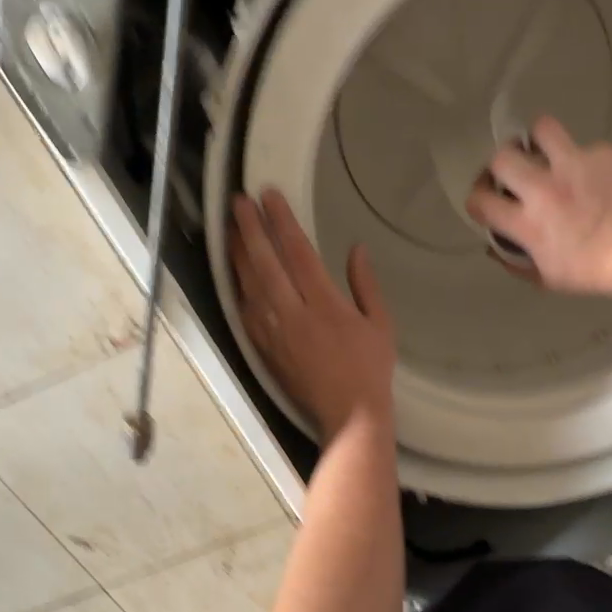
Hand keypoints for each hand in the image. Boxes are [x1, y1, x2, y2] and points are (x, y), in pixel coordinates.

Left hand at [231, 190, 396, 438]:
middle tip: (238, 202)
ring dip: (238, 253)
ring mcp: (275, 333)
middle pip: (264, 263)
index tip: (269, 195)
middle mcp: (294, 314)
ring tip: (231, 227)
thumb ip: (366, 285)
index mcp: (325, 305)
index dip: (281, 221)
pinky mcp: (264, 349)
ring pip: (249, 285)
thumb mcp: (380, 324)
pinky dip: (238, 286)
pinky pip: (246, 311)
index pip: (297, 252)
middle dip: (249, 229)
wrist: (349, 415)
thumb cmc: (370, 369)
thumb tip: (356, 249)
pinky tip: (235, 270)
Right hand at [465, 116, 611, 295]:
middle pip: (501, 158)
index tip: (483, 203)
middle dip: (499, 167)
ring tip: (543, 154)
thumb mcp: (547, 278)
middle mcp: (544, 188)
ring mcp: (574, 165)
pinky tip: (592, 178)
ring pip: (540, 129)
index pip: (481, 202)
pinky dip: (580, 161)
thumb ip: (517, 262)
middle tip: (510, 175)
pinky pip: (582, 148)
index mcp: (528, 223)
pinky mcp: (601, 153)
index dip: (476, 201)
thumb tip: (496, 247)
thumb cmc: (592, 271)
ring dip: (536, 141)